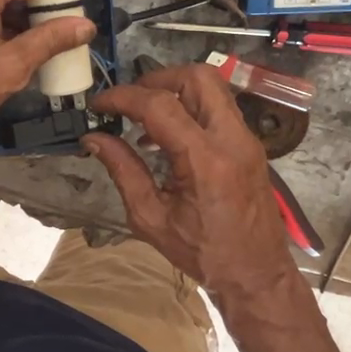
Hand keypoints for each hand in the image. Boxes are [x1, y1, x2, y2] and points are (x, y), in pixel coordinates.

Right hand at [83, 65, 297, 305]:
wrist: (256, 274)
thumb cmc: (201, 253)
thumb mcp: (150, 217)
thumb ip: (122, 171)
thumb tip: (93, 138)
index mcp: (205, 160)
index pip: (160, 105)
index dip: (123, 97)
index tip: (98, 104)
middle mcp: (232, 139)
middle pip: (198, 77)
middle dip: (156, 80)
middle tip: (128, 101)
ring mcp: (247, 139)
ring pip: (212, 87)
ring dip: (174, 91)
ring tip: (143, 117)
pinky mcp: (250, 145)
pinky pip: (218, 108)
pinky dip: (189, 108)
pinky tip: (165, 136)